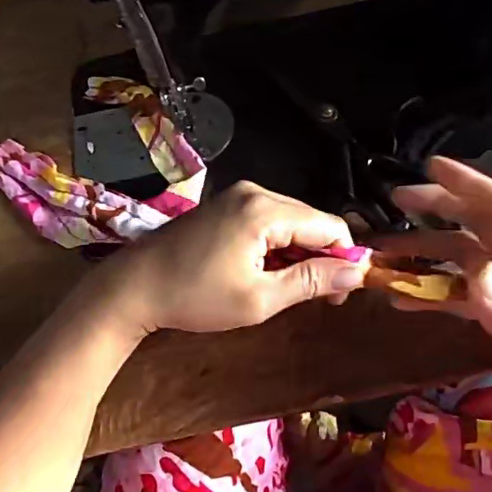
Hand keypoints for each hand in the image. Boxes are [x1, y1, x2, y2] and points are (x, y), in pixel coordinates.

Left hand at [92, 182, 366, 335]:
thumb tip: (357, 272)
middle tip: (312, 297)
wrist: (134, 285)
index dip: (345, 260)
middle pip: (312, 221)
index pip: (331, 226)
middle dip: (320, 257)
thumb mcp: (259, 299)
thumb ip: (311, 282)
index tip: (339, 295)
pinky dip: (275, 245)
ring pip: (291, 221)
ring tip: (280, 287)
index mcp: (264, 209)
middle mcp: (254, 192)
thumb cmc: (194, 296)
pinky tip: (261, 271)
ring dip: (297, 254)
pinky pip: (268, 220)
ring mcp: (236, 195)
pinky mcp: (225, 204)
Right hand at [382, 157, 491, 466]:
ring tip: (386, 255)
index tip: (430, 167)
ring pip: (469, 261)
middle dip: (440, 209)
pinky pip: (468, 295)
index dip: (470, 186)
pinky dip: (435, 291)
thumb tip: (473, 268)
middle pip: (483, 228)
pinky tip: (404, 300)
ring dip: (429, 253)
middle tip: (396, 200)